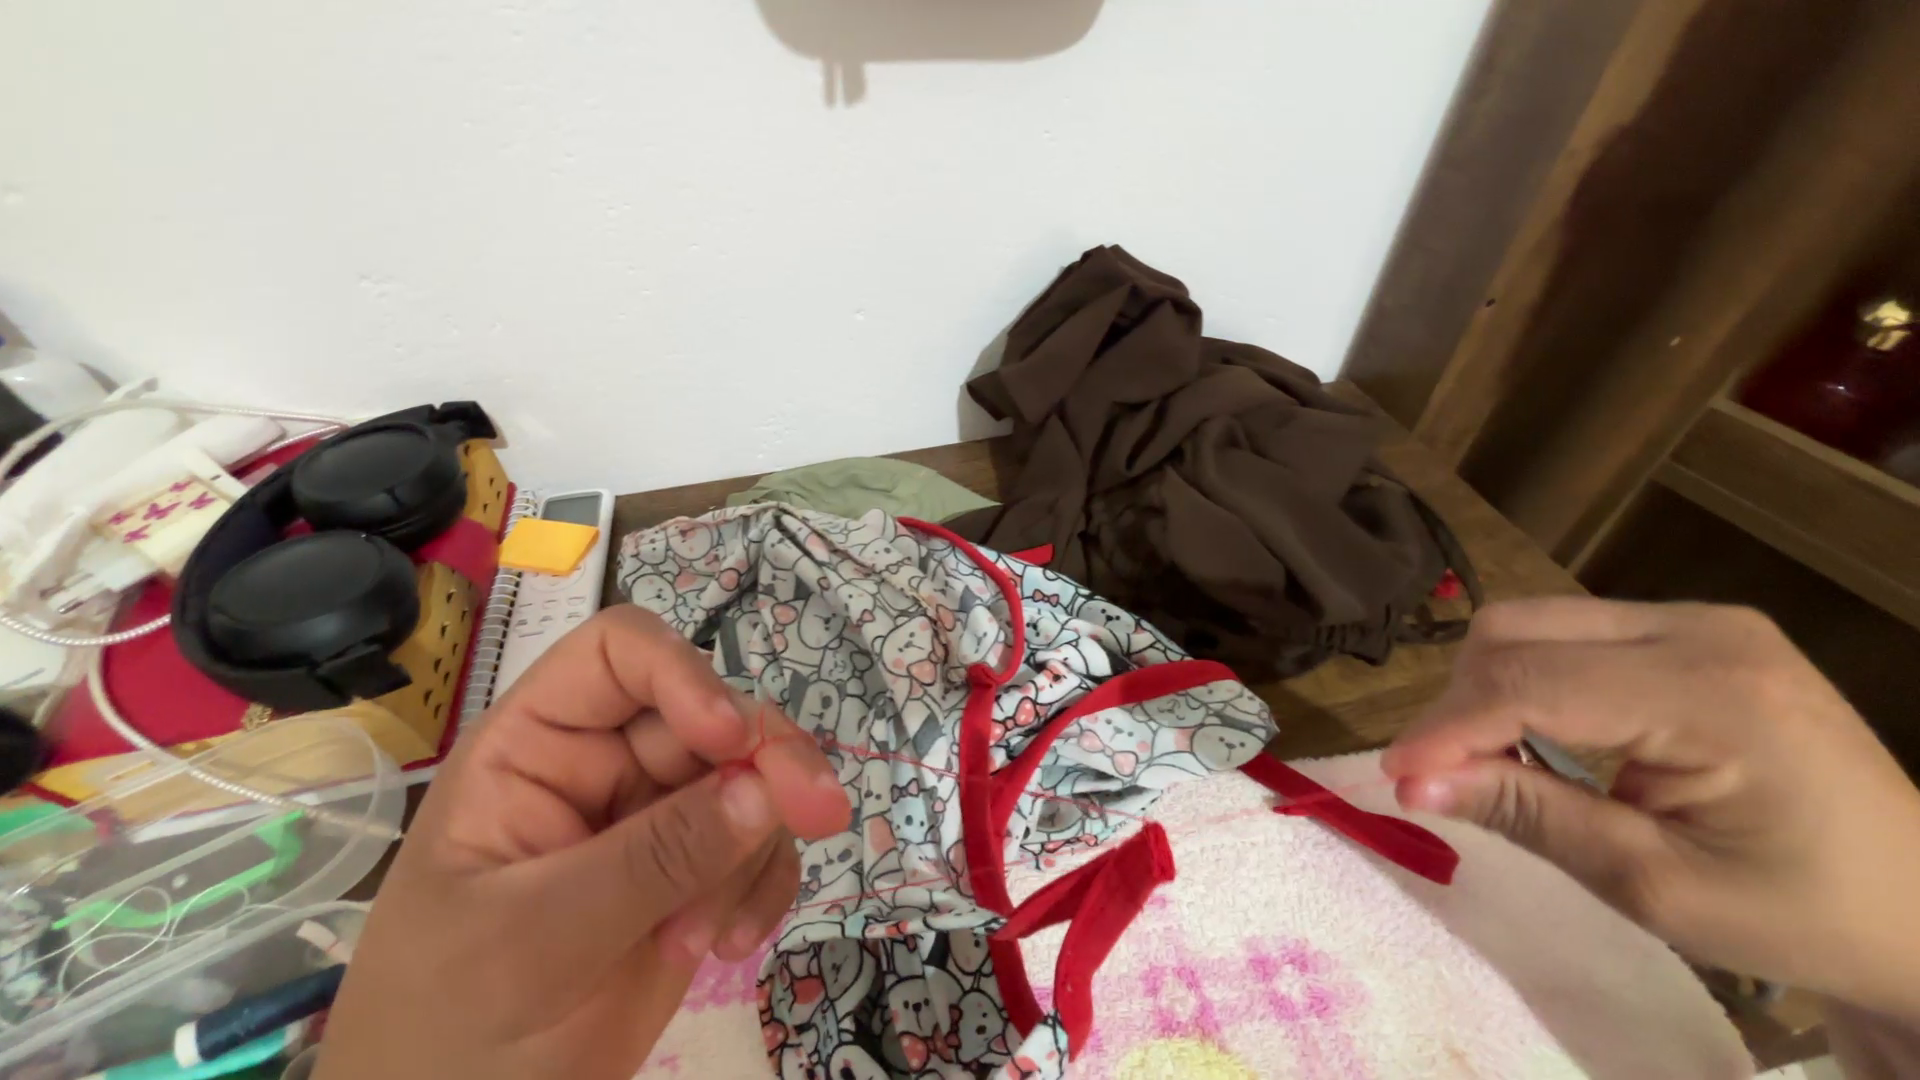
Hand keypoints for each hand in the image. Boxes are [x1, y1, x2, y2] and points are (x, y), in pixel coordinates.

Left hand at [315, 607, 850, 1079]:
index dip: (682, 673)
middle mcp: (607, 765)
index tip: (728, 738)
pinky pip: (763, 845)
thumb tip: (763, 790)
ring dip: (756, 849)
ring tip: (713, 938)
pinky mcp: (698, 873)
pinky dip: (764, 888)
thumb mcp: (536, 940)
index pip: (620, 655)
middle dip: (767, 763)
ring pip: (751, 780)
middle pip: (713, 715)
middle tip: (821, 813)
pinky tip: (729, 947)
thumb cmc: (447, 1030)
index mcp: (539, 747)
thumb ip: (652, 860)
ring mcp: (658, 819)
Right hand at [1382, 598, 1919, 1021]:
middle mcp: (1702, 629)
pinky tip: (1541, 735)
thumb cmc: (1801, 915)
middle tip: (1446, 774)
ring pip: (1531, 623)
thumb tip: (1412, 784)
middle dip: (1460, 702)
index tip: (1394, 777)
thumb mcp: (1654, 885)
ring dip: (1487, 688)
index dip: (1446, 726)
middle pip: (1517, 631)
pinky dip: (1527, 681)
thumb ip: (1526, 815)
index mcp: (1713, 694)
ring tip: (1492, 759)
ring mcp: (1700, 621)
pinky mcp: (1692, 631)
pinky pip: (1566, 633)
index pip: (1530, 683)